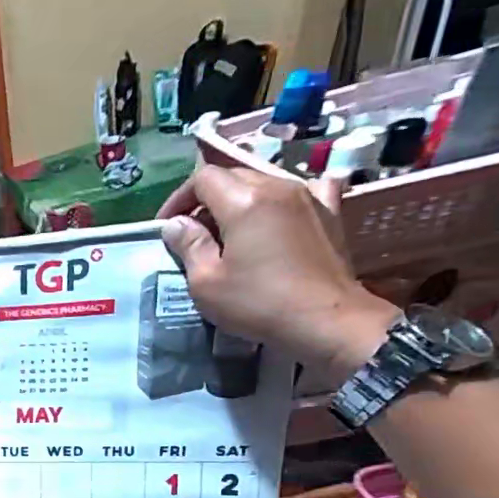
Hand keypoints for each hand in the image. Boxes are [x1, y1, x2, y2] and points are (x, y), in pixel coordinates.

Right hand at [158, 166, 398, 385]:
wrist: (326, 320)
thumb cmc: (259, 303)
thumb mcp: (207, 283)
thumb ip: (189, 246)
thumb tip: (176, 225)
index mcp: (243, 200)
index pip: (203, 178)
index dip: (179, 199)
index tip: (168, 226)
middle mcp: (276, 186)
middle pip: (233, 177)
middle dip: (207, 199)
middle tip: (194, 232)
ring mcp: (308, 197)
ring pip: (264, 182)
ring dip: (241, 200)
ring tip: (230, 230)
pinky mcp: (329, 213)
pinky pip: (306, 189)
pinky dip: (287, 197)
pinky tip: (285, 209)